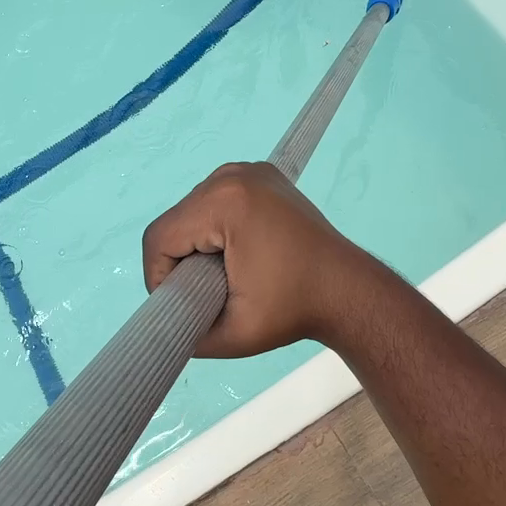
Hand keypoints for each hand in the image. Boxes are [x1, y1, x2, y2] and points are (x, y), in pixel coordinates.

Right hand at [142, 162, 382, 357]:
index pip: (159, 238)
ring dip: (194, 244)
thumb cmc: (293, 311)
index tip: (181, 304)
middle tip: (200, 293)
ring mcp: (247, 170)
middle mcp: (231, 176)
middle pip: (174, 221)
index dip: (159, 277)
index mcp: (224, 204)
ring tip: (218, 274)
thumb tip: (163, 322)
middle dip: (178, 260)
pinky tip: (233, 252)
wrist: (347, 290)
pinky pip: (213, 201)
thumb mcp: (232, 335)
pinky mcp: (258, 175)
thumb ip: (186, 333)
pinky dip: (213, 228)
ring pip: (190, 210)